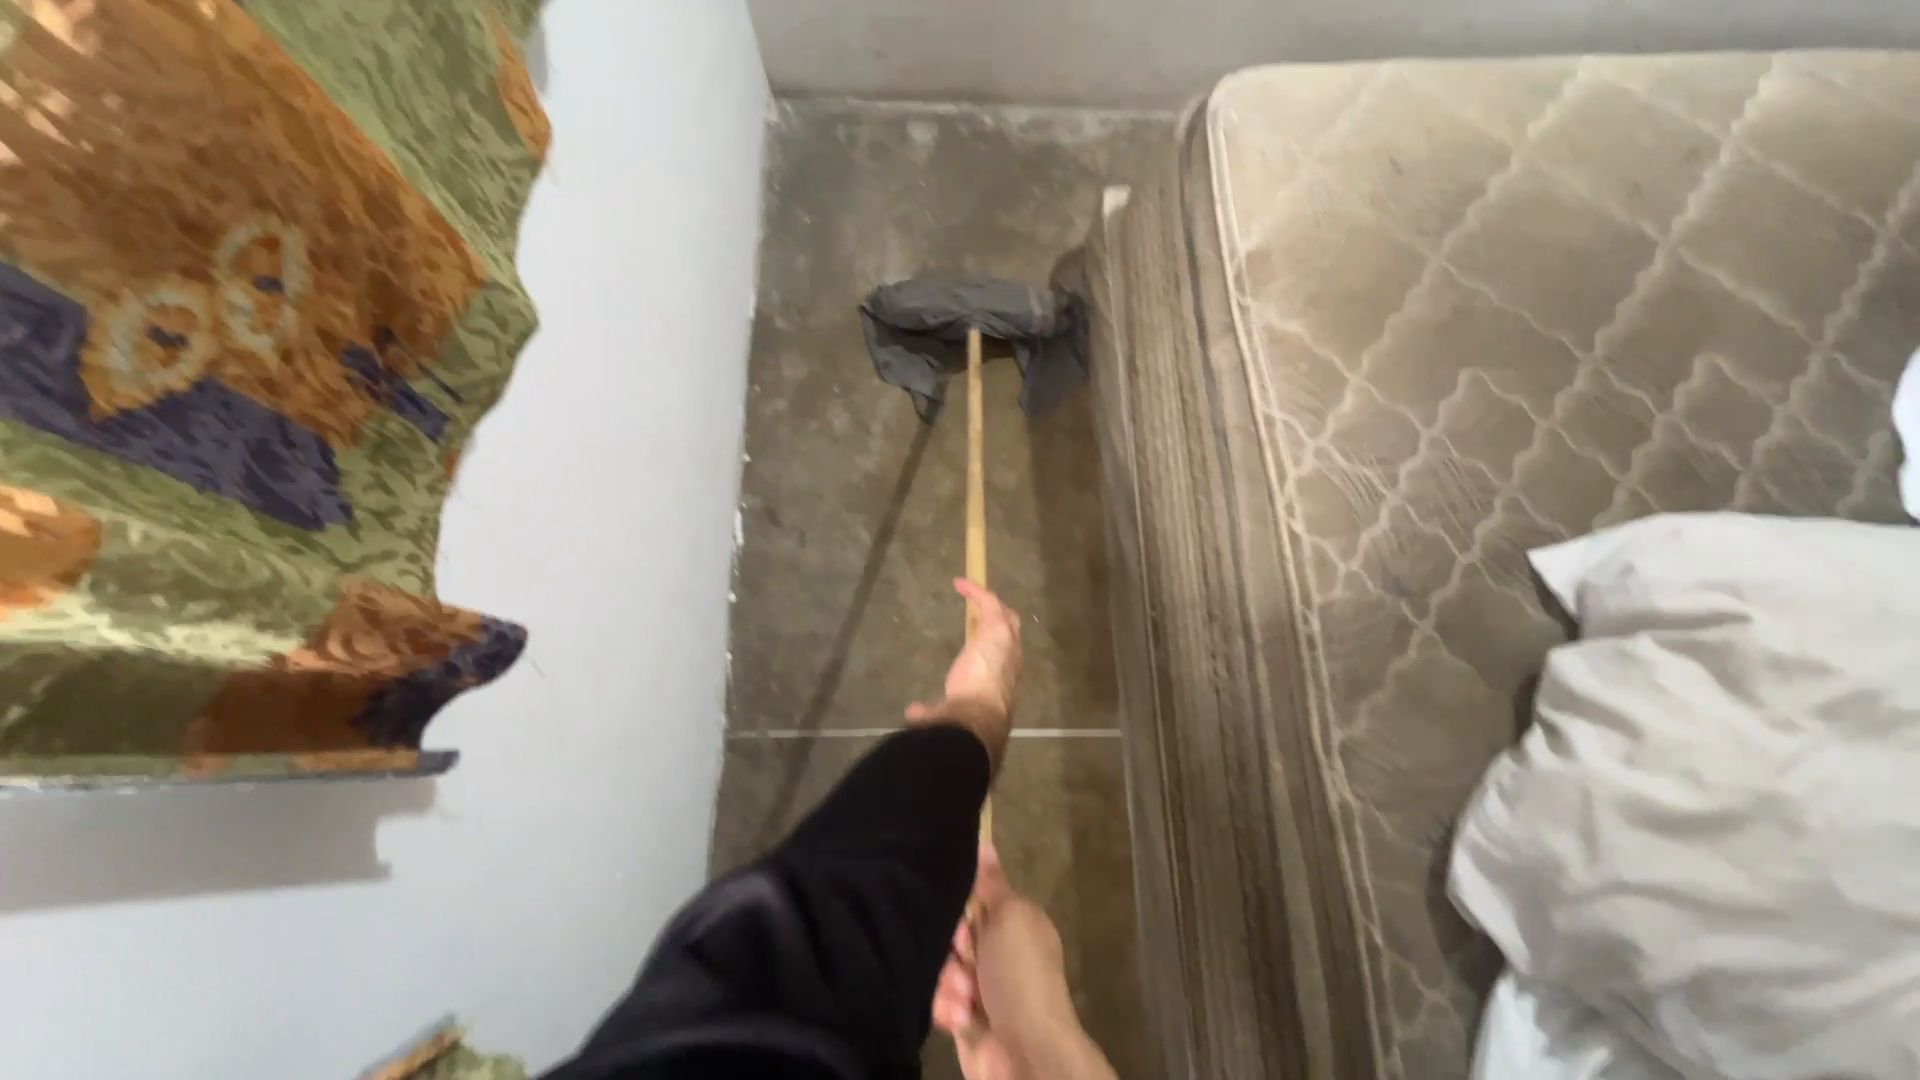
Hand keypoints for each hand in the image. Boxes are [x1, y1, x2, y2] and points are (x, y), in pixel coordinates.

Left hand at [906, 580, 1021, 761]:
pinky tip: (960, 584)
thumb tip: (914, 714)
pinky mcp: (996, 628)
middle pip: (1012, 635)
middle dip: (1003, 623)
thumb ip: (933, 711)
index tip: (978, 646)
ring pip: (1007, 618)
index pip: (1002, 662)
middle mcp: (1010, 662)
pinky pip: (989, 603)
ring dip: (992, 605)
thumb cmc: (971, 719)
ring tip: (977, 594)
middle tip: (986, 612)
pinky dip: (975, 592)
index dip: (993, 651)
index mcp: (1003, 683)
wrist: (981, 715)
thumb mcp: (951, 713)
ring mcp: (1006, 643)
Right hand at [932, 845, 1113, 1079]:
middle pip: (953, 933)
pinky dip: (945, 1008)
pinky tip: (958, 1017)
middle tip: (963, 959)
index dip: (962, 907)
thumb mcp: (1010, 916)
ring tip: (963, 997)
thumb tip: (984, 840)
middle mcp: (999, 952)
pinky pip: (938, 1000)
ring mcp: (981, 987)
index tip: (963, 920)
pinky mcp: (964, 1018)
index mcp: (1016, 923)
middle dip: (951, 948)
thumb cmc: (1021, 975)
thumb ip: (992, 883)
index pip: (975, 899)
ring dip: (947, 982)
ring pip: (941, 967)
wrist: (1026, 1053)